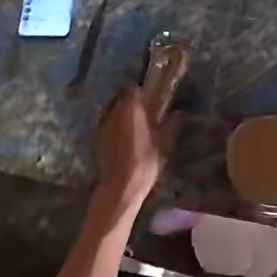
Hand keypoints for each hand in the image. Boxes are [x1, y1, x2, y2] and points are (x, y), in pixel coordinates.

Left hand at [97, 85, 165, 199]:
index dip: (141, 92)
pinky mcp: (98, 138)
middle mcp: (114, 113)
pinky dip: (117, 128)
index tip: (150, 98)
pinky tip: (126, 141)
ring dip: (124, 116)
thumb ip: (170, 125)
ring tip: (136, 127)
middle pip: (121, 99)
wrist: (120, 187)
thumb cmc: (145, 163)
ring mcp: (104, 126)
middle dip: (132, 103)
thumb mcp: (164, 144)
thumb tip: (178, 113)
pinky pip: (108, 125)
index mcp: (132, 110)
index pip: (132, 89)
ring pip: (114, 112)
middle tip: (146, 113)